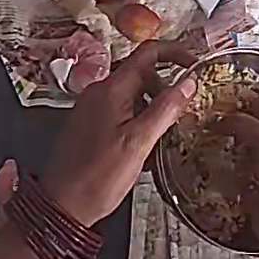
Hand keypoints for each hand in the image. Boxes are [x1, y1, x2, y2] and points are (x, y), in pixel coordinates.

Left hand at [40, 42, 198, 225]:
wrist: (62, 205)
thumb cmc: (99, 176)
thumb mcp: (139, 142)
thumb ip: (166, 109)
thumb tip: (189, 82)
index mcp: (112, 89)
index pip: (148, 53)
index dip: (175, 53)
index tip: (196, 65)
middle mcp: (100, 91)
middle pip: (141, 74)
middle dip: (165, 88)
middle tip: (183, 112)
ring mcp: (93, 107)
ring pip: (132, 94)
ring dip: (153, 107)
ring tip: (165, 135)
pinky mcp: (90, 123)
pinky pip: (121, 110)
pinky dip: (138, 120)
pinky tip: (146, 146)